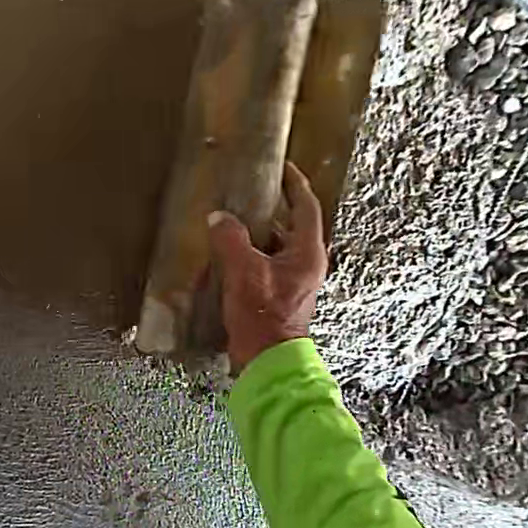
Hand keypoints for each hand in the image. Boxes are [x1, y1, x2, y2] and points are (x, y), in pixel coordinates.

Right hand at [207, 161, 327, 370]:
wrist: (266, 360)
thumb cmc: (262, 315)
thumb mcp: (244, 271)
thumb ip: (231, 239)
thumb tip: (219, 219)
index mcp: (307, 253)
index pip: (306, 207)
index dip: (295, 184)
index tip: (283, 168)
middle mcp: (306, 264)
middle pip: (290, 227)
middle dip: (270, 210)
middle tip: (249, 193)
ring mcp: (293, 281)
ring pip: (276, 247)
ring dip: (257, 235)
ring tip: (233, 221)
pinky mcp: (279, 296)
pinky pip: (266, 265)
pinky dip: (251, 255)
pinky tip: (229, 254)